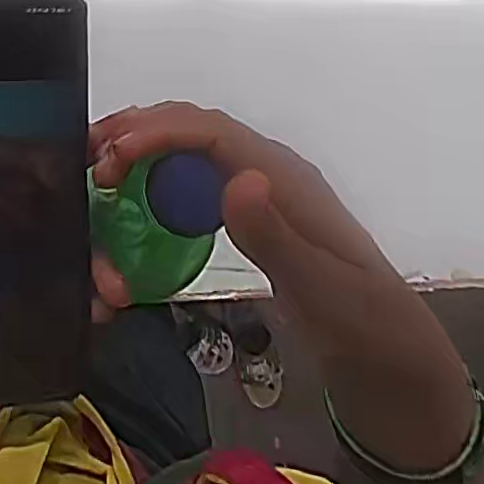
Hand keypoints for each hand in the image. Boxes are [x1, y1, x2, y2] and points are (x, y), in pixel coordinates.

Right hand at [91, 103, 475, 469]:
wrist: (392, 354)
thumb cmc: (362, 323)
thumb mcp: (323, 292)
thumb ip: (277, 237)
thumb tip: (236, 178)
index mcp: (282, 175)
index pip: (212, 132)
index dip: (158, 133)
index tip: (112, 156)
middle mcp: (265, 169)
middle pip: (194, 129)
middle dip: (140, 133)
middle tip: (91, 155)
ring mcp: (257, 187)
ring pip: (190, 149)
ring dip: (143, 151)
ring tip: (100, 168)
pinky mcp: (249, 210)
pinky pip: (194, 179)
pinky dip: (157, 180)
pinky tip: (136, 198)